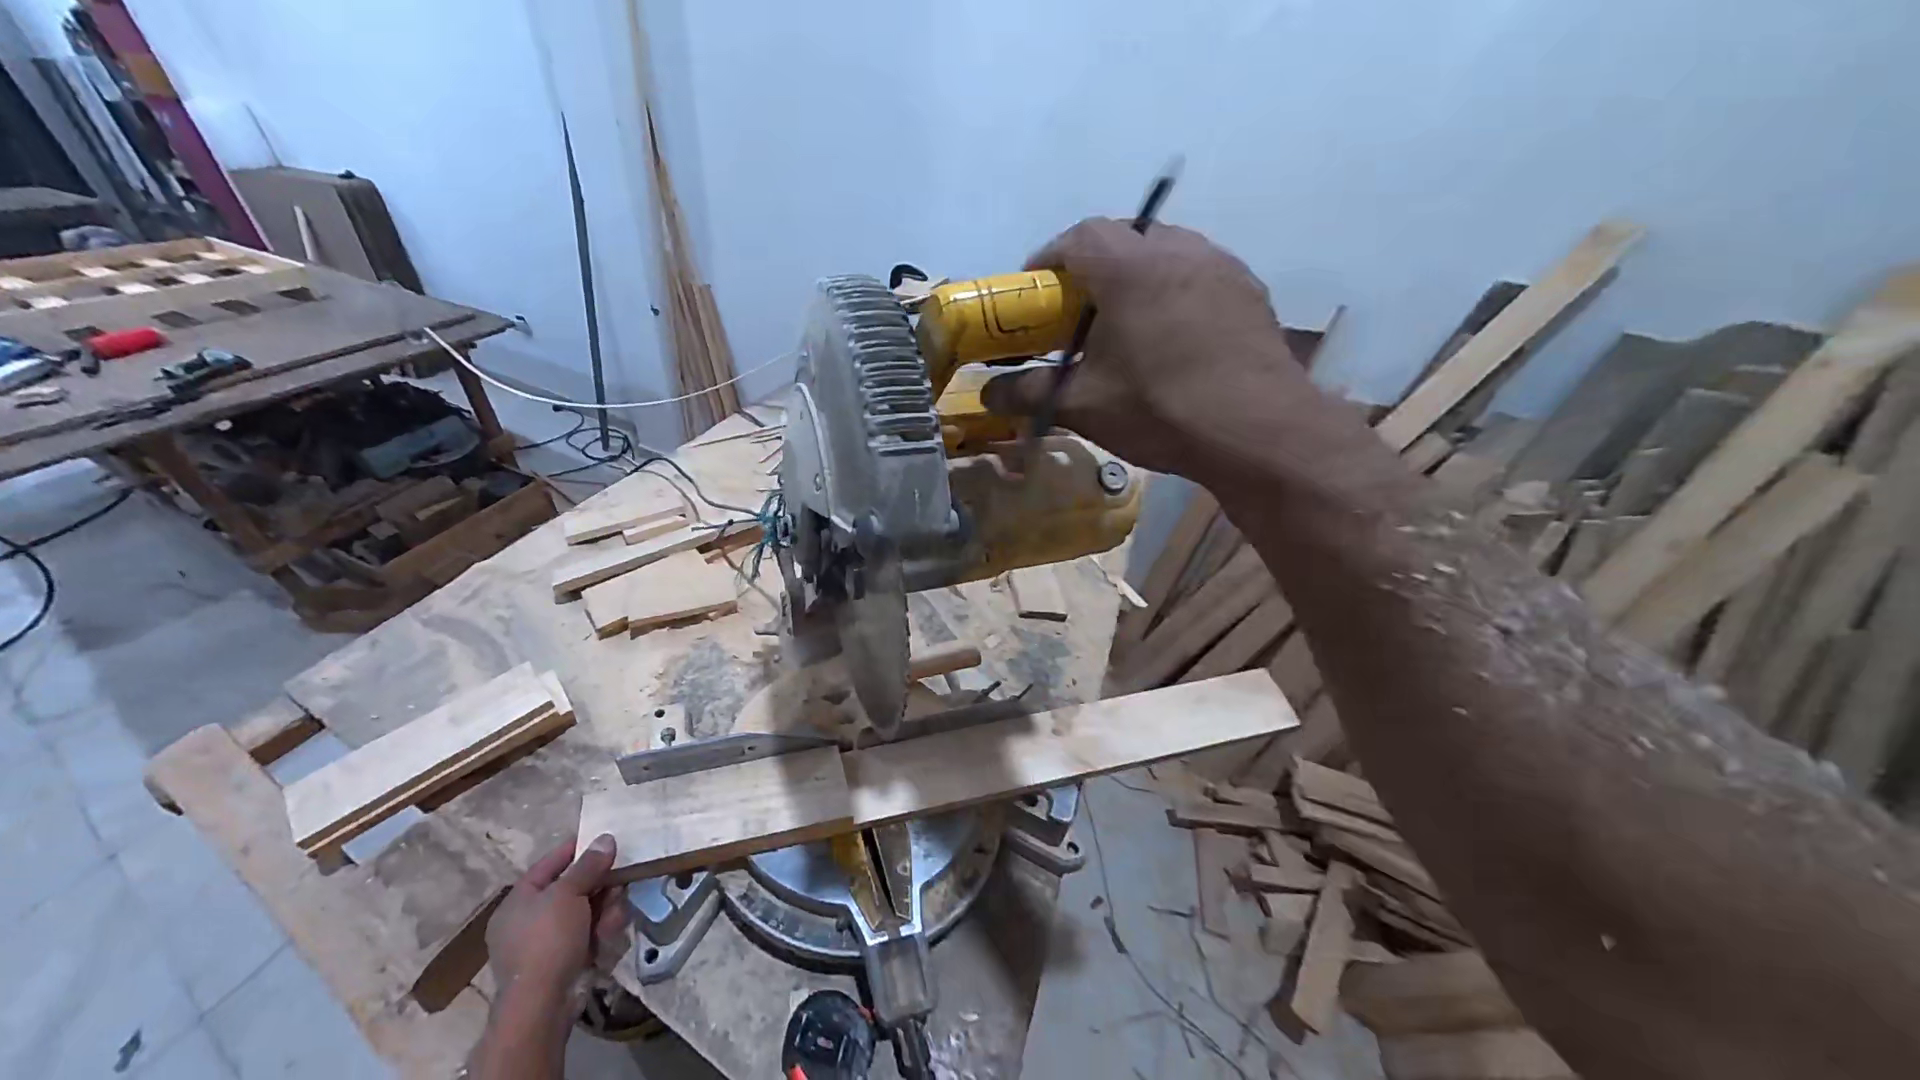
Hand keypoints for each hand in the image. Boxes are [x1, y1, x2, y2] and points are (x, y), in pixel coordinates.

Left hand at [486, 833, 627, 1001]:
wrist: (542, 1003)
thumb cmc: (547, 939)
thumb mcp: (568, 893)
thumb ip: (588, 865)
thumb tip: (605, 838)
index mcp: (518, 901)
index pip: (549, 864)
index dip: (575, 849)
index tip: (602, 838)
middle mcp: (527, 921)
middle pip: (571, 888)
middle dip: (598, 883)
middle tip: (621, 875)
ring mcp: (544, 944)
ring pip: (583, 912)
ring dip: (604, 908)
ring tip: (616, 911)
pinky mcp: (560, 962)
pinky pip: (586, 934)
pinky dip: (600, 930)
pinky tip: (610, 931)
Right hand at [981, 218, 1331, 481]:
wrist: (1258, 431)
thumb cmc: (1160, 409)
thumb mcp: (1084, 405)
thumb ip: (1030, 392)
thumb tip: (988, 395)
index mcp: (1130, 267)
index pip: (1079, 237)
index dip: (1049, 259)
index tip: (1036, 293)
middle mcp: (1178, 250)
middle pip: (1124, 238)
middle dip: (1094, 268)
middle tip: (1080, 313)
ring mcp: (1221, 267)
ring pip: (1167, 253)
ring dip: (1138, 277)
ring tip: (1128, 325)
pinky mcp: (1250, 291)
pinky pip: (1201, 275)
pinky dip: (1176, 293)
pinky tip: (1174, 339)